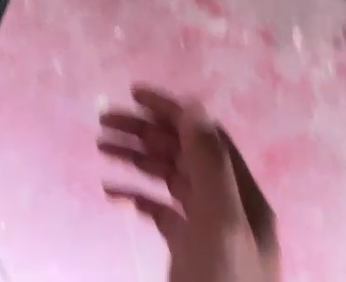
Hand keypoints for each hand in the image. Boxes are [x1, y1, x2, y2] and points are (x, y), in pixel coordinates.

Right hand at [100, 86, 278, 281]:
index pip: (207, 137)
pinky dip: (135, 195)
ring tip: (101, 148)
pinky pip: (159, 209)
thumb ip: (209, 165)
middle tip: (103, 121)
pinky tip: (113, 195)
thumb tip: (192, 107)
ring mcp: (208, 230)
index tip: (131, 95)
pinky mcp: (188, 250)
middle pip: (184, 154)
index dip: (172, 112)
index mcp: (244, 198)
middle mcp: (230, 209)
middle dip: (144, 132)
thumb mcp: (219, 223)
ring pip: (169, 177)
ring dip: (135, 157)